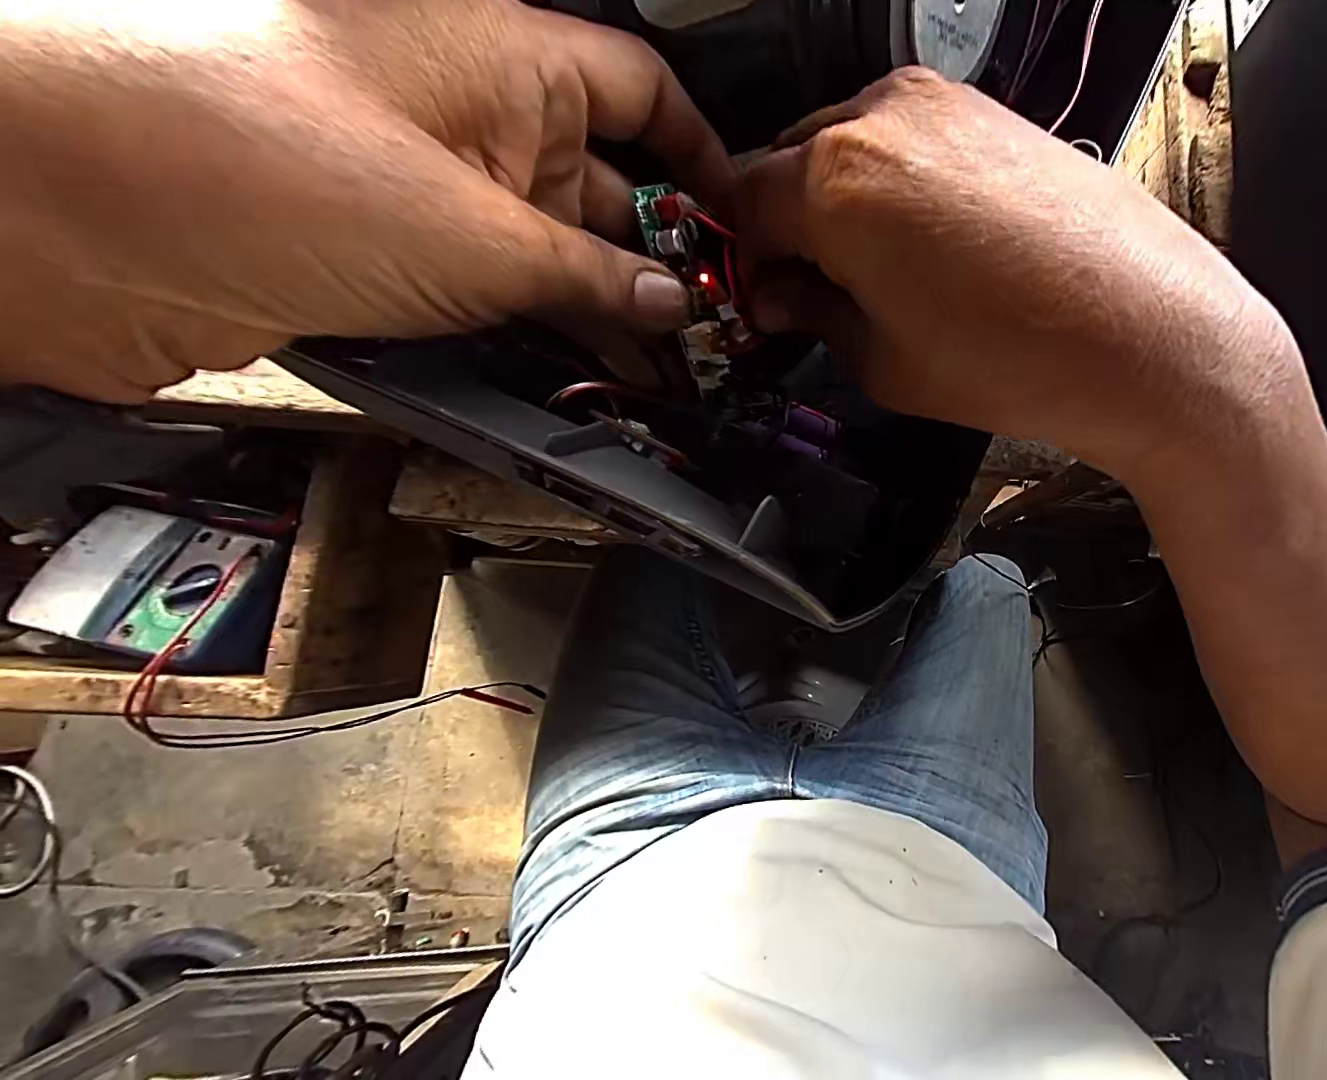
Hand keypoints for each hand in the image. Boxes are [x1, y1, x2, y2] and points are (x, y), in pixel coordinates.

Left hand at [0, 0, 734, 403]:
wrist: (51, 216)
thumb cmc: (268, 171)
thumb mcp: (477, 234)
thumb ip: (595, 273)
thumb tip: (677, 301)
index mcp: (505, 62)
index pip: (642, 90)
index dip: (702, 152)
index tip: (741, 225)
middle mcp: (486, 118)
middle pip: (618, 184)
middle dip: (673, 254)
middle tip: (725, 325)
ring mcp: (454, 190)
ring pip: (575, 247)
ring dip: (629, 305)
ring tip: (688, 364)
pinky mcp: (422, 252)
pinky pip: (526, 287)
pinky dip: (573, 326)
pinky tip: (622, 371)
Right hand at [737, 67, 1296, 483]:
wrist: (1141, 338)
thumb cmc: (1020, 360)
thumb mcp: (888, 364)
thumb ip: (818, 319)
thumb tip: (786, 298)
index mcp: (835, 182)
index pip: (743, 206)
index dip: (742, 259)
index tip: (758, 294)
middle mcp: (882, 118)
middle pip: (792, 167)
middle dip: (790, 229)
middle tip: (813, 294)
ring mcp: (944, 107)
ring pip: (851, 151)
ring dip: (843, 208)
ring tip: (882, 279)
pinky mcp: (993, 115)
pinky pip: (910, 146)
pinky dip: (896, 190)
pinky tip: (931, 249)